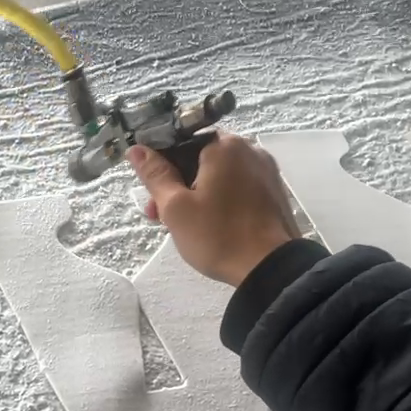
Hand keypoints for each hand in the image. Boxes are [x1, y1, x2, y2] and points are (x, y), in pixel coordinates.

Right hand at [129, 134, 299, 285]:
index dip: (160, 168)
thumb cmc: (217, 236)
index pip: (180, 143)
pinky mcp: (274, 191)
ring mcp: (266, 170)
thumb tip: (136, 149)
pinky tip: (214, 224)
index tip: (151, 198)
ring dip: (198, 194)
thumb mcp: (176, 208)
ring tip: (188, 226)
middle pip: (201, 159)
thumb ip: (155, 175)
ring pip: (220, 175)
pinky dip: (221, 200)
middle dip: (178, 185)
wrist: (270, 267)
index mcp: (223, 146)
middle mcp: (249, 148)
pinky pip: (238, 187)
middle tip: (163, 218)